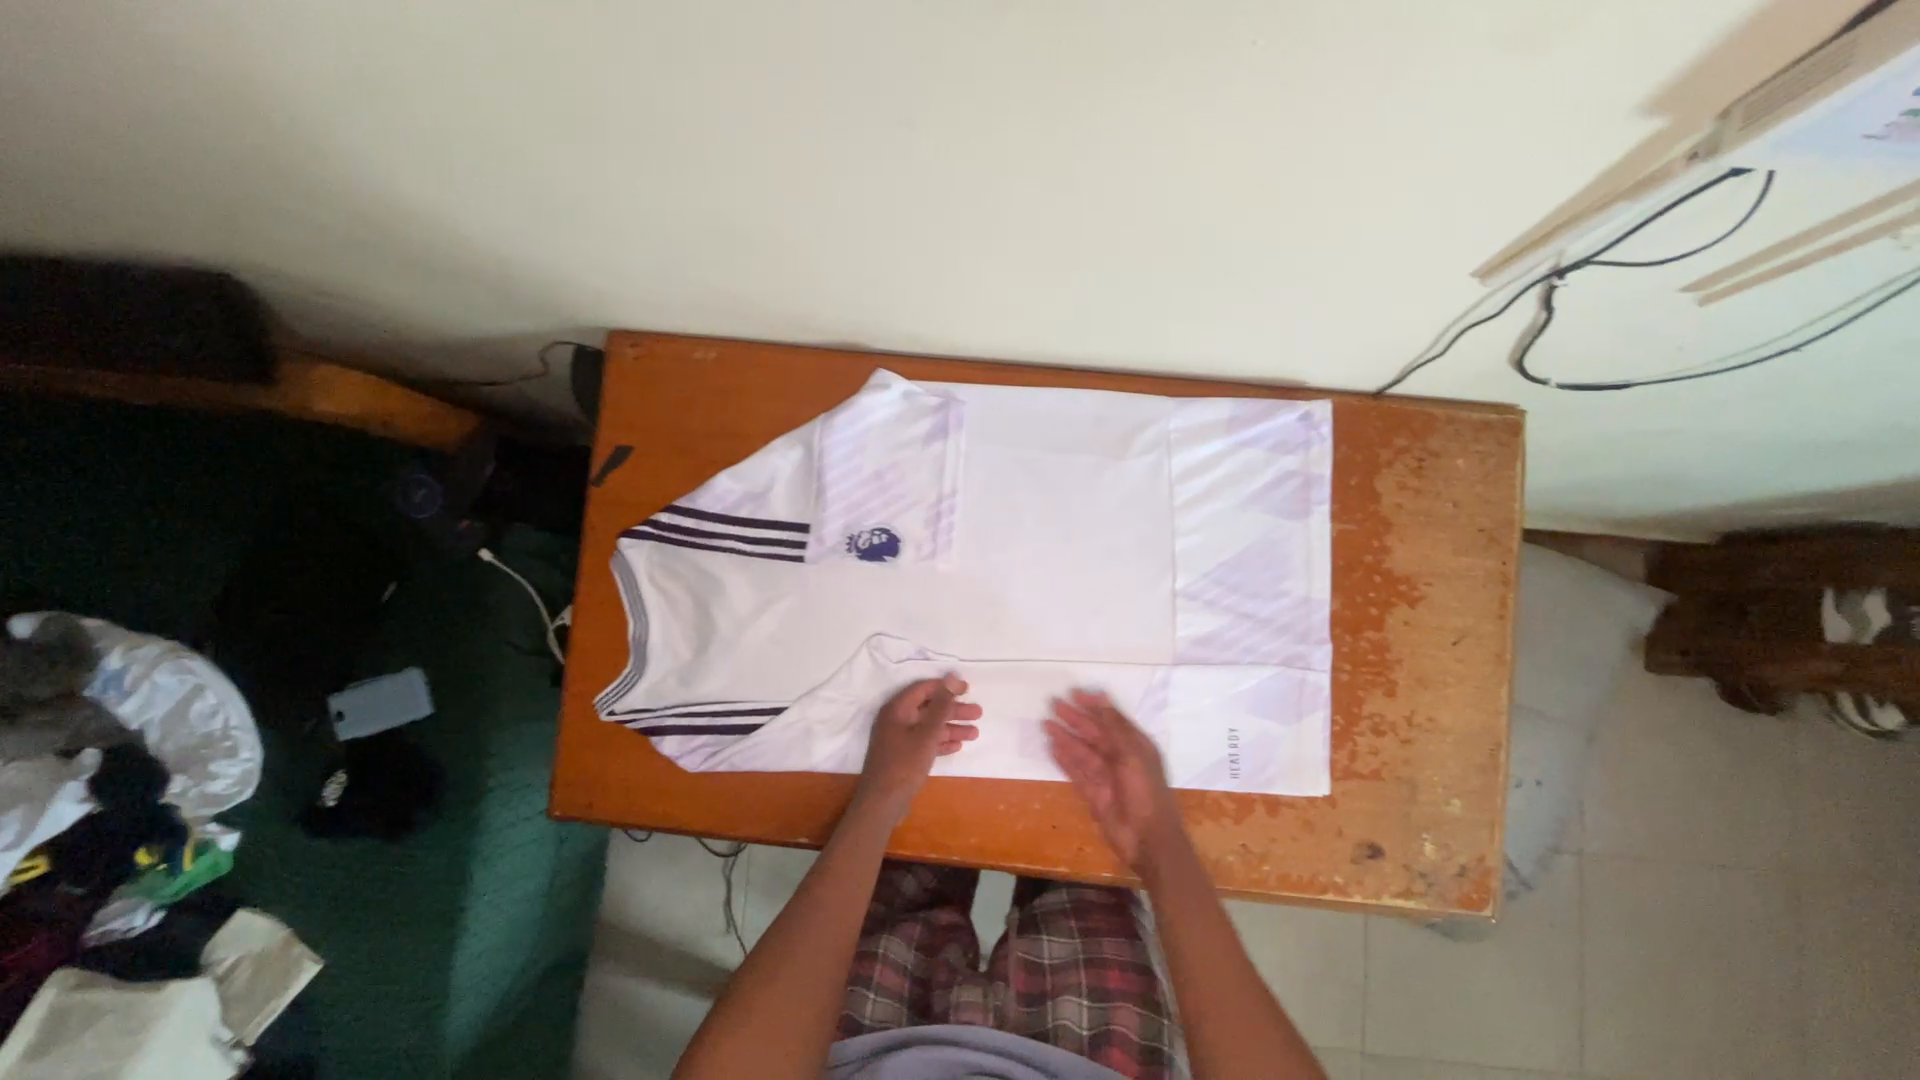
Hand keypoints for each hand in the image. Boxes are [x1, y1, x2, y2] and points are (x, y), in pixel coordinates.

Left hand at [856, 674, 981, 821]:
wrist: (883, 802)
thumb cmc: (904, 763)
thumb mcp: (927, 733)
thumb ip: (941, 706)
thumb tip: (952, 677)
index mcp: (897, 709)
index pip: (924, 689)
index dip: (946, 687)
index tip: (967, 689)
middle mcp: (896, 720)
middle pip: (929, 708)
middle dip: (954, 711)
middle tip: (978, 713)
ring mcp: (899, 739)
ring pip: (929, 727)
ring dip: (951, 729)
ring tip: (975, 733)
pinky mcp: (904, 756)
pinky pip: (925, 742)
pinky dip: (941, 743)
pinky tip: (957, 746)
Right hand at [1045, 689, 1188, 882]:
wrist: (1148, 838)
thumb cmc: (1146, 792)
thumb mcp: (1134, 755)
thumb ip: (1115, 728)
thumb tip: (1102, 699)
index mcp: (1136, 746)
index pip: (1112, 720)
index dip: (1094, 706)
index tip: (1074, 693)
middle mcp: (1121, 758)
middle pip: (1094, 734)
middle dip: (1075, 719)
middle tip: (1053, 704)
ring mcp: (1106, 777)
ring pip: (1082, 752)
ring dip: (1065, 737)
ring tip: (1046, 724)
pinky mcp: (1094, 794)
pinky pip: (1077, 772)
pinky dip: (1065, 760)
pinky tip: (1052, 748)